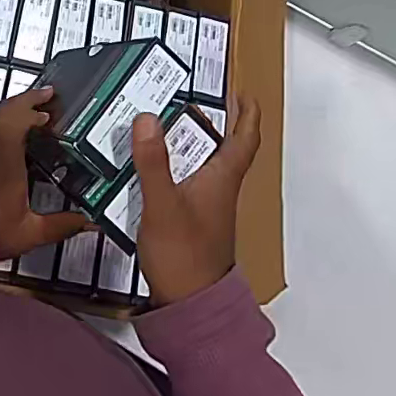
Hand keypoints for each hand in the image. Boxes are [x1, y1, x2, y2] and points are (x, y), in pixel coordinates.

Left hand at [0, 87, 88, 258]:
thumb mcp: (30, 231)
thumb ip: (61, 225)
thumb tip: (85, 222)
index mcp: (6, 157)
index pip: (21, 117)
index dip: (37, 109)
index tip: (50, 110)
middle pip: (7, 108)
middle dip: (28, 99)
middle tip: (45, 96)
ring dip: (13, 107)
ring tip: (29, 110)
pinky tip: (7, 131)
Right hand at [131, 97, 261, 305]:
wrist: (188, 306)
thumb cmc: (184, 255)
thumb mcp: (163, 205)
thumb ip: (154, 162)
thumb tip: (148, 117)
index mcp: (223, 177)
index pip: (246, 137)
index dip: (247, 112)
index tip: (241, 90)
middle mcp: (220, 187)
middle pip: (225, 145)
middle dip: (215, 119)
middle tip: (191, 96)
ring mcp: (207, 204)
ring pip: (205, 162)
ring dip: (193, 140)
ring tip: (165, 122)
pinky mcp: (191, 218)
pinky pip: (187, 179)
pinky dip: (176, 164)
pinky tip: (151, 164)